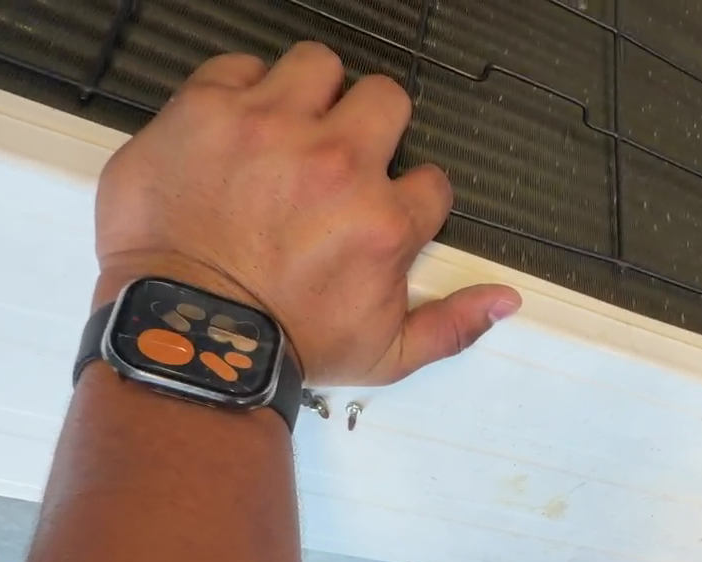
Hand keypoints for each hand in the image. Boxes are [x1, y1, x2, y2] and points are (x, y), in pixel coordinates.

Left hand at [92, 43, 520, 385]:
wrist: (195, 334)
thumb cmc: (291, 346)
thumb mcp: (389, 355)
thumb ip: (454, 324)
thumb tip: (507, 299)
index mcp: (386, 223)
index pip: (433, 180)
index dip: (414, 198)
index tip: (387, 213)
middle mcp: (338, 165)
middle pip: (388, 101)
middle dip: (378, 128)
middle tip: (350, 160)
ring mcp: (271, 128)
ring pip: (321, 66)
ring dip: (319, 95)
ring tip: (299, 132)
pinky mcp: (208, 109)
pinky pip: (242, 66)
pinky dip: (247, 92)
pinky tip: (244, 131)